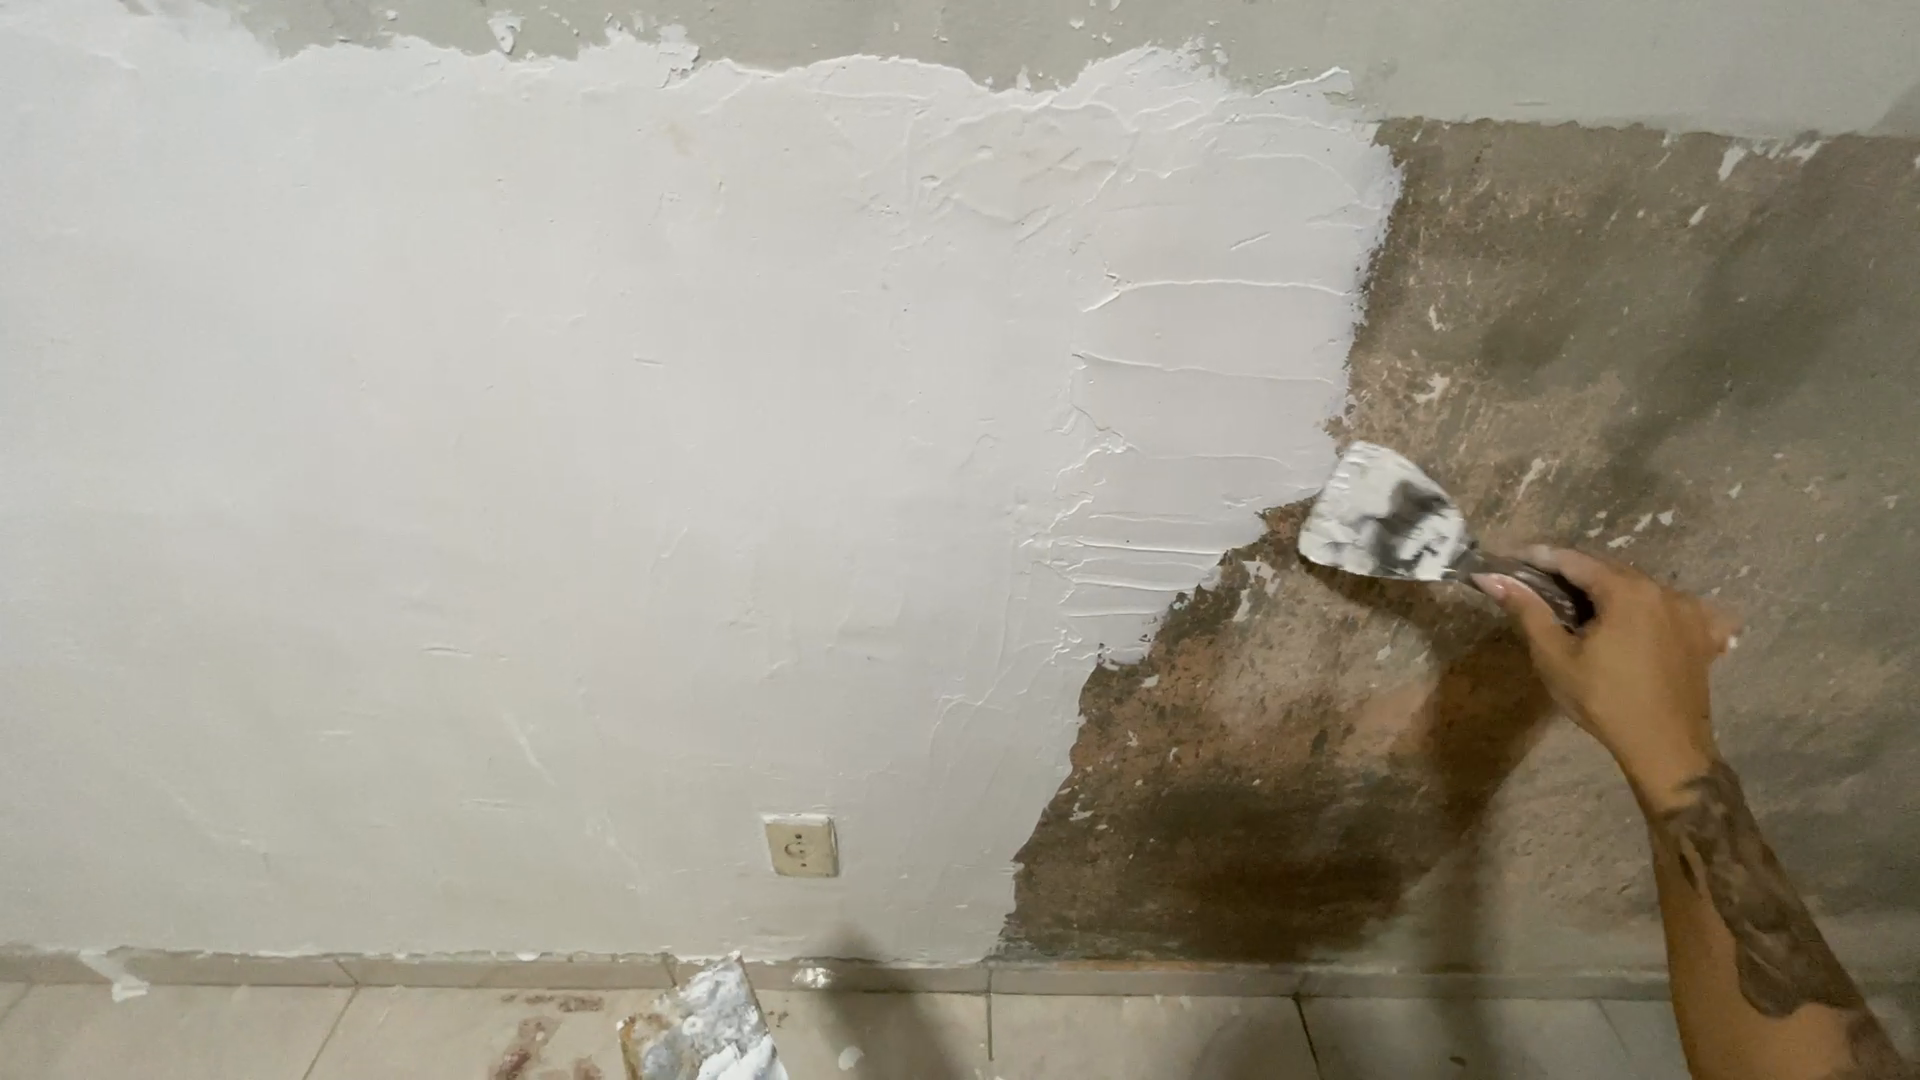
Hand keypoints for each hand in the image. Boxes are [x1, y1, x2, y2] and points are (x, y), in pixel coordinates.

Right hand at [1474, 546, 1739, 798]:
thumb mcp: (1553, 653)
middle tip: (1533, 581)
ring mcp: (1692, 613)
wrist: (1664, 746)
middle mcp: (1665, 593)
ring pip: (1638, 586)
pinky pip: (1676, 607)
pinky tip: (1641, 619)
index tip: (1508, 559)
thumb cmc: (1601, 698)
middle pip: (1608, 569)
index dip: (1538, 557)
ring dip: (1606, 588)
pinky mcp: (1705, 636)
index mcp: (1628, 592)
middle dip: (1570, 571)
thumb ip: (1526, 608)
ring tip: (1576, 602)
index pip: (1574, 561)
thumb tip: (1490, 577)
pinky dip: (1651, 606)